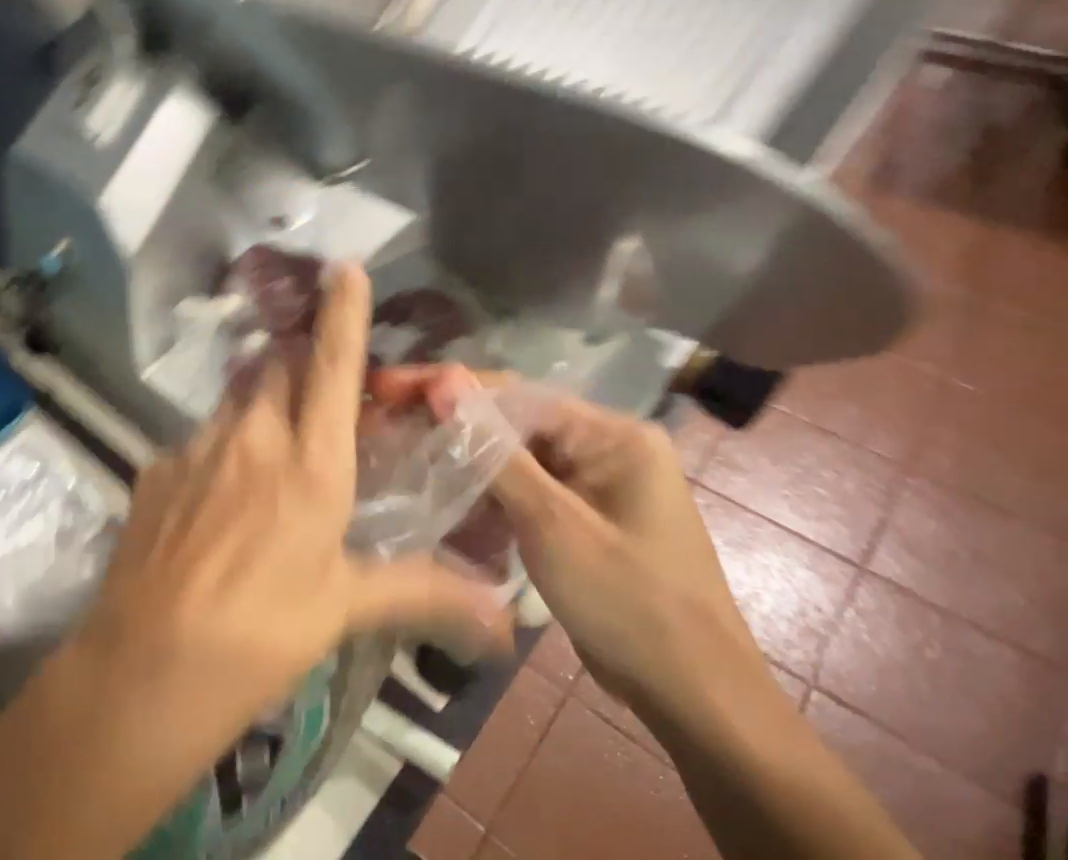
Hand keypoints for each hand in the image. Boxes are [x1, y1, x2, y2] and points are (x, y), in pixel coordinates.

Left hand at [76, 266, 511, 738]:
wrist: (149, 661)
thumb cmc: (262, 634)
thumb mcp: (345, 609)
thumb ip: (422, 592)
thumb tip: (504, 617)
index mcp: (310, 463)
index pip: (332, 367)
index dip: (342, 314)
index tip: (345, 267)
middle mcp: (250, 437)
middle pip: (276, 368)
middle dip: (298, 360)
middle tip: (315, 381)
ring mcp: (193, 449)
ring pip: (233, 403)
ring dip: (257, 406)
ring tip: (267, 449)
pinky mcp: (153, 470)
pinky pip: (194, 443)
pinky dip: (216, 453)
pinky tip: (215, 501)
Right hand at [369, 367, 765, 720]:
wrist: (693, 693)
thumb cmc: (628, 602)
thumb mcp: (553, 523)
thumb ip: (494, 451)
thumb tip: (443, 381)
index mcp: (613, 435)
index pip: (514, 393)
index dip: (444, 387)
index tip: (383, 388)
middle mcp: (605, 447)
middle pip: (511, 422)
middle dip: (447, 427)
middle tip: (380, 424)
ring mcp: (593, 484)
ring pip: (511, 459)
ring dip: (461, 466)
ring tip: (400, 465)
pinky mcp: (580, 517)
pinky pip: (522, 492)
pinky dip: (485, 500)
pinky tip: (443, 508)